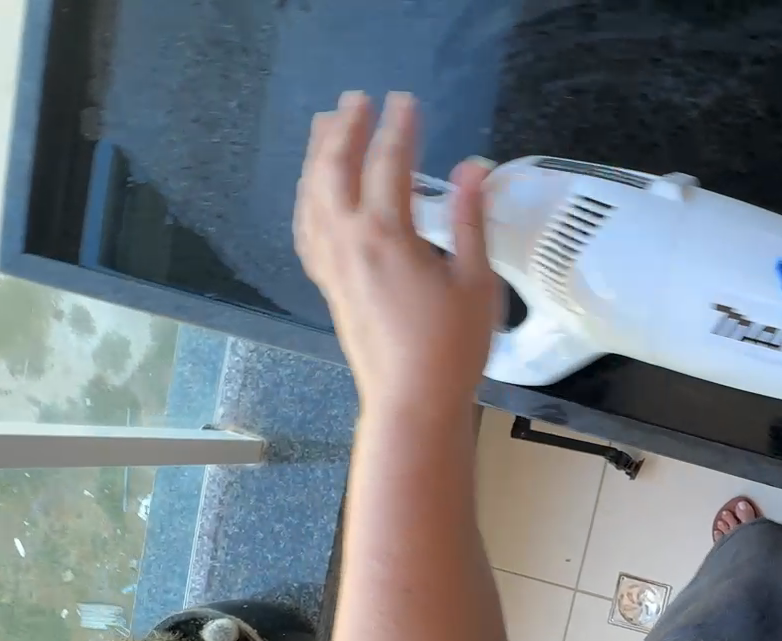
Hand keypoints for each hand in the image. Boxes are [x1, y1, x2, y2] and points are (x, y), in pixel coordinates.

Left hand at [294, 91, 501, 415]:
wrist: (412, 400)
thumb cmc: (452, 347)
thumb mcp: (475, 284)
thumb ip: (471, 222)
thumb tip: (473, 169)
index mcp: (386, 234)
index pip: (390, 164)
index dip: (400, 129)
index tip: (407, 102)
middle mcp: (347, 238)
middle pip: (336, 167)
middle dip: (347, 128)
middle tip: (358, 100)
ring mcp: (331, 262)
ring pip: (312, 192)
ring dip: (319, 154)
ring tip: (326, 127)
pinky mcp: (328, 284)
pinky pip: (306, 227)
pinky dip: (308, 197)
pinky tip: (313, 193)